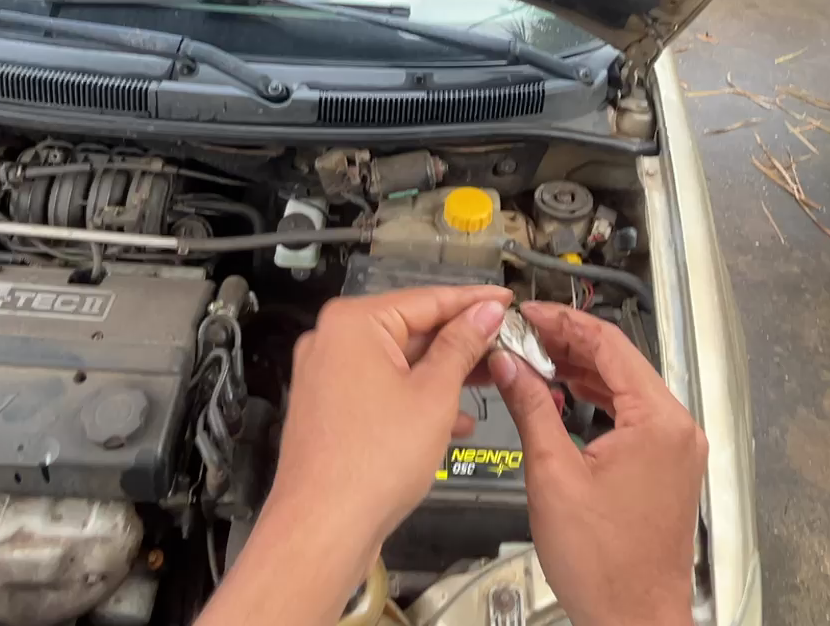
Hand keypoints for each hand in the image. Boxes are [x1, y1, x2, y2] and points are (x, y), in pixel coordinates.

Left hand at [199, 285, 512, 625]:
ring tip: (489, 382)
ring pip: (398, 361)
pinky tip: (454, 420)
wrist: (321, 531)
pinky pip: (381, 387)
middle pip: (411, 328)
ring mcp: (327, 374)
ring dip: (442, 373)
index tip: (507, 299)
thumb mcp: (434, 394)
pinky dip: (415, 397)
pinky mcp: (330, 407)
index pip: (427, 299)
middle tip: (505, 343)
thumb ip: (462, 345)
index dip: (474, 301)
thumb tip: (487, 310)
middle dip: (459, 342)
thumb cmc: (378, 458)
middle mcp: (333, 338)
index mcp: (354, 322)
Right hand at [490, 301, 704, 625]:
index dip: (563, 322)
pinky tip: (566, 389)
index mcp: (657, 420)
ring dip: (582, 365)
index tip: (528, 314)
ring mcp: (677, 444)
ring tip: (538, 354)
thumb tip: (508, 363)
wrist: (637, 624)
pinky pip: (632, 409)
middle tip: (526, 332)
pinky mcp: (669, 462)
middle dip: (570, 340)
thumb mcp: (554, 475)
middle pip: (620, 358)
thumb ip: (531, 407)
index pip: (608, 344)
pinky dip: (598, 394)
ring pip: (625, 382)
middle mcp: (677, 425)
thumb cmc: (603, 563)